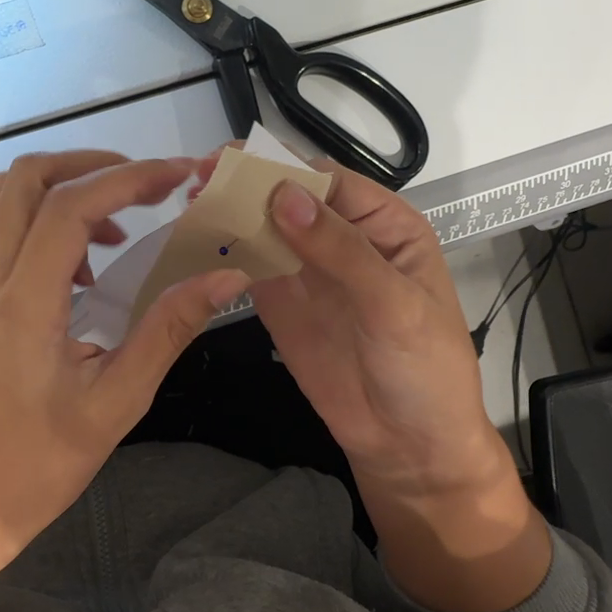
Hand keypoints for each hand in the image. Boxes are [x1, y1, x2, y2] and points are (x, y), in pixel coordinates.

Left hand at [0, 151, 249, 554]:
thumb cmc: (50, 458)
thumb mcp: (120, 401)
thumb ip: (169, 330)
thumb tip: (227, 276)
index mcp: (25, 307)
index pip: (67, 209)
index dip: (126, 179)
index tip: (179, 175)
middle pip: (25, 180)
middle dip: (90, 164)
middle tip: (148, 184)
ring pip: (13, 198)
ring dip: (70, 187)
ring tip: (126, 222)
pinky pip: (14, 229)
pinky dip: (55, 218)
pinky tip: (94, 263)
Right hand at [194, 149, 502, 495]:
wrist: (409, 446)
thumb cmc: (424, 370)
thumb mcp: (393, 305)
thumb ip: (340, 250)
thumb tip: (284, 196)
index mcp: (384, 226)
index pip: (328, 182)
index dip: (282, 170)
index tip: (234, 165)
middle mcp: (342, 239)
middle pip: (289, 198)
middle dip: (247, 186)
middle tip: (198, 180)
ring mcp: (308, 271)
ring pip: (265, 228)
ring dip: (230, 215)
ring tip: (187, 206)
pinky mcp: (281, 303)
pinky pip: (250, 268)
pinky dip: (223, 254)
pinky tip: (194, 244)